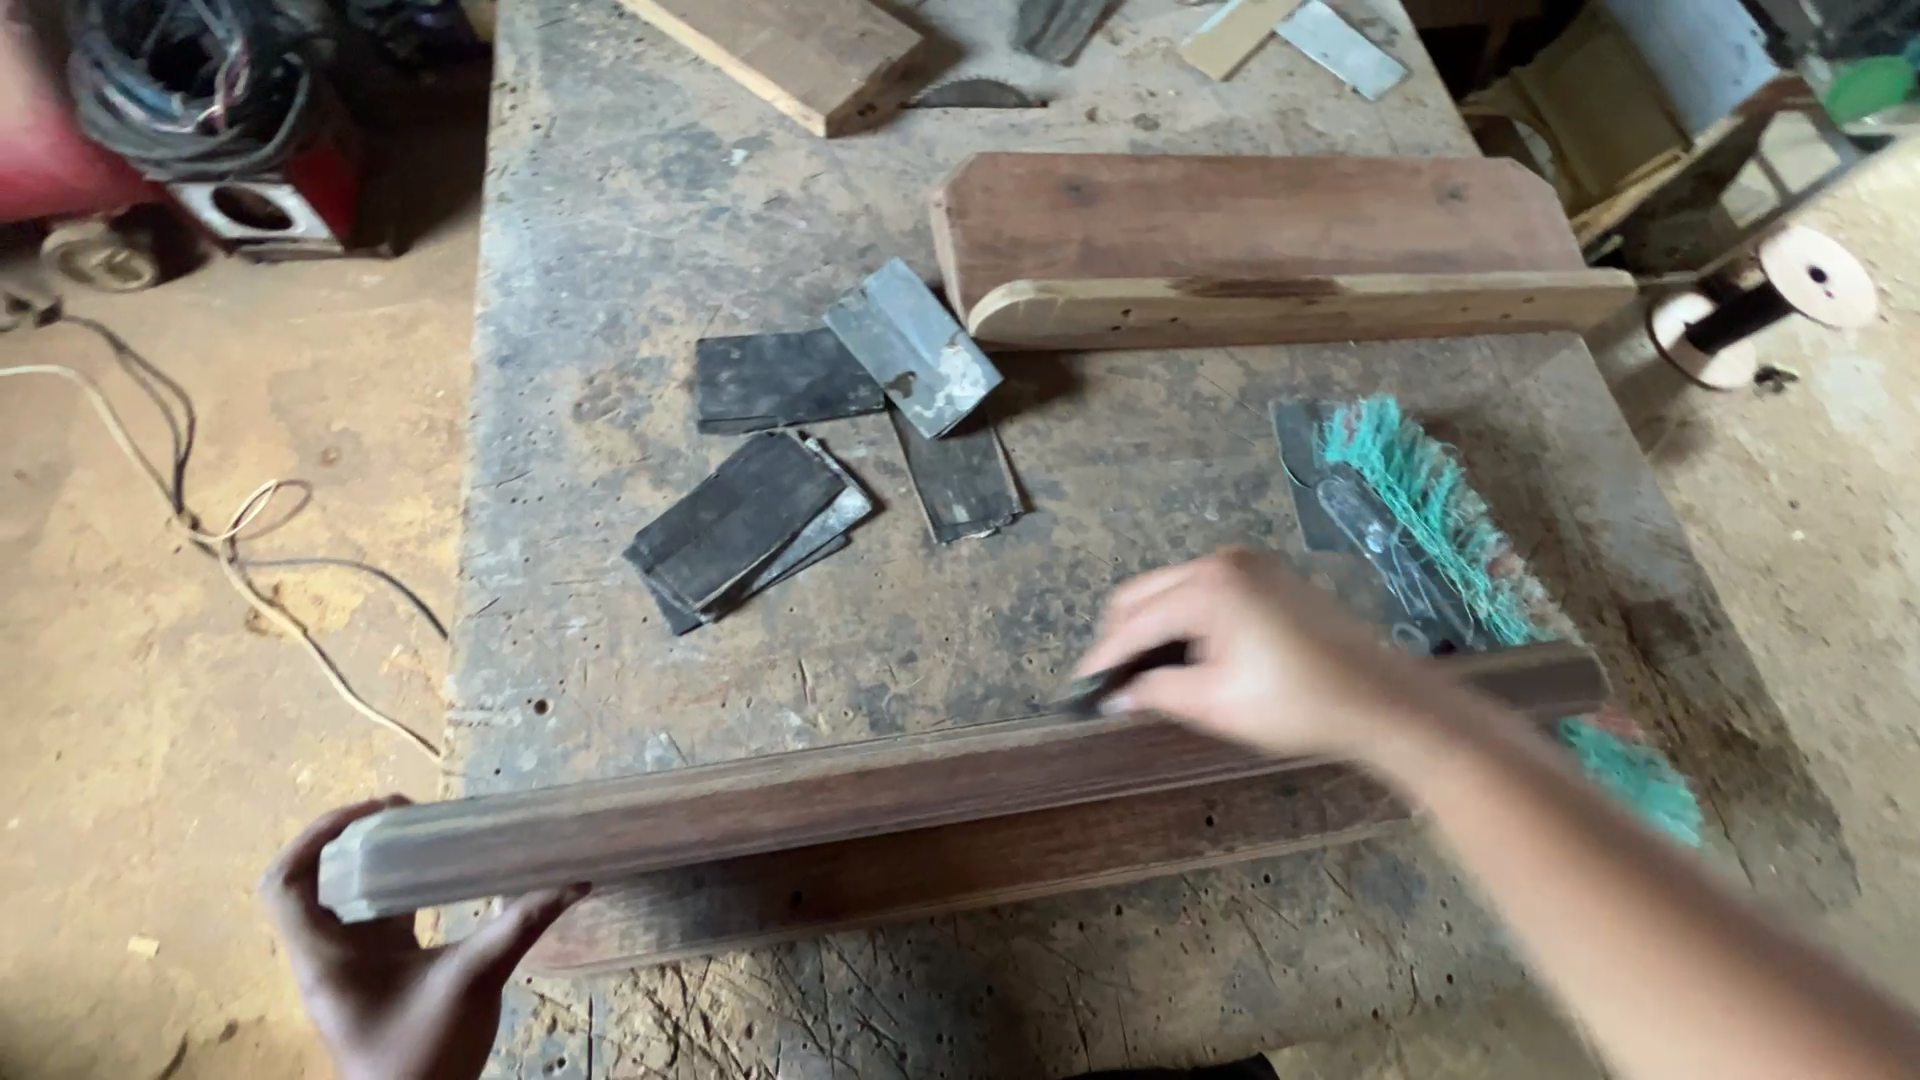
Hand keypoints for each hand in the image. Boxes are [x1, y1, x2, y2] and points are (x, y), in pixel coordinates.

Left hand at [260, 796, 587, 1079]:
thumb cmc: (423, 1056)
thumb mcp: (475, 982)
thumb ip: (522, 926)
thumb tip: (575, 880)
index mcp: (328, 957)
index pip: (286, 885)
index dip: (318, 836)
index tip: (378, 810)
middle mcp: (331, 955)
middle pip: (314, 881)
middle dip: (355, 836)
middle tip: (412, 810)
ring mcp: (354, 963)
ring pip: (347, 895)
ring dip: (377, 858)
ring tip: (429, 827)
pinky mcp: (381, 969)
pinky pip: (380, 912)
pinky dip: (402, 882)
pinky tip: (443, 869)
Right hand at [1075, 548, 1460, 757]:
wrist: (1386, 701)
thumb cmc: (1302, 706)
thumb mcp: (1218, 703)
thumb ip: (1157, 691)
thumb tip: (1116, 695)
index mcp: (1208, 588)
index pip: (1134, 622)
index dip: (1105, 658)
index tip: (1081, 688)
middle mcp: (1221, 561)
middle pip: (1143, 594)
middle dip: (1122, 637)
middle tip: (1113, 683)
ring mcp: (1246, 562)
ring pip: (1170, 588)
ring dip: (1151, 626)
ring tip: (1146, 672)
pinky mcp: (1265, 573)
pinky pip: (1201, 588)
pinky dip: (1182, 617)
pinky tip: (1185, 652)